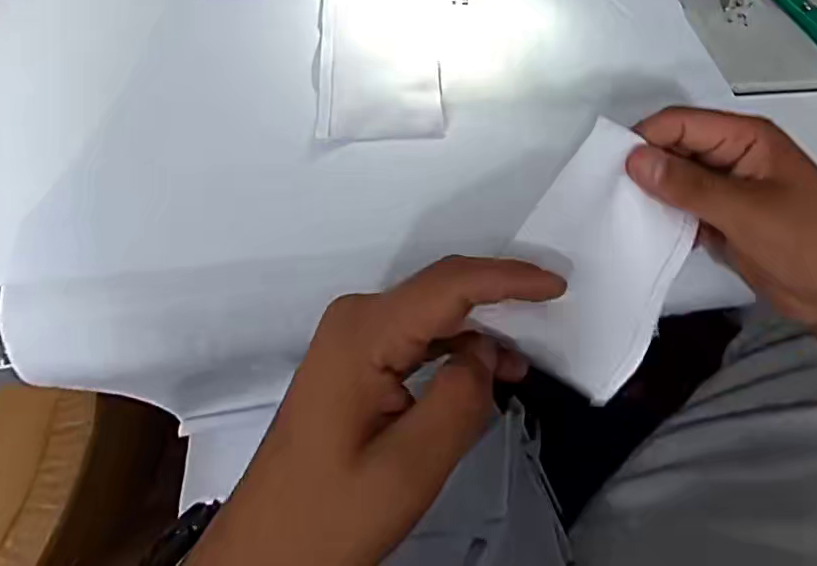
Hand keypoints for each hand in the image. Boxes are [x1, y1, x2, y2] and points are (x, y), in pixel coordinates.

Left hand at [187, 256, 564, 565]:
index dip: (506, 278)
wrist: (261, 554)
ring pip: (431, 313)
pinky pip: (416, 336)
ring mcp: (353, 336)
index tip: (555, 285)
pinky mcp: (355, 357)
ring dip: (478, 330)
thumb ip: (459, 400)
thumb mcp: (408, 469)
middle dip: (498, 298)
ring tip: (521, 364)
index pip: (449, 285)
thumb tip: (485, 353)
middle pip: (440, 291)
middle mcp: (357, 318)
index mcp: (365, 331)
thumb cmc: (329, 515)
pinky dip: (453, 349)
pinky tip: (480, 376)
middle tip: (549, 311)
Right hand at [625, 106, 816, 328]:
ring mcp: (729, 188)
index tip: (613, 166)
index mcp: (744, 137)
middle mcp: (733, 154)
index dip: (647, 138)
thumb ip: (688, 185)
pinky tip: (647, 230)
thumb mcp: (746, 211)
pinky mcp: (725, 218)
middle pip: (676, 147)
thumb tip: (633, 159)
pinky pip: (686, 206)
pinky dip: (668, 215)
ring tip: (621, 211)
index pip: (681, 123)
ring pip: (677, 178)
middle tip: (611, 191)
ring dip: (655, 192)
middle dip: (647, 165)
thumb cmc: (808, 244)